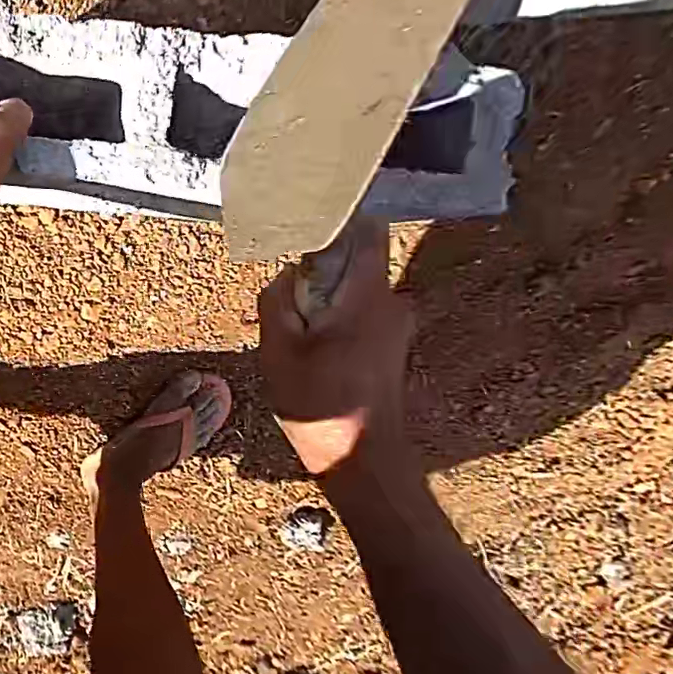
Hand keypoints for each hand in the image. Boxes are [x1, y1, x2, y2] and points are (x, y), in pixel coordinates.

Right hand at [257, 222, 414, 475]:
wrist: (358, 455)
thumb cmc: (317, 402)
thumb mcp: (277, 350)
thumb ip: (276, 301)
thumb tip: (285, 276)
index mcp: (367, 296)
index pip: (366, 229)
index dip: (336, 218)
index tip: (302, 223)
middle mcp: (392, 303)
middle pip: (355, 262)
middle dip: (317, 270)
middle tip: (285, 297)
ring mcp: (397, 326)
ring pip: (354, 291)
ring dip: (324, 300)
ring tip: (294, 332)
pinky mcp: (391, 345)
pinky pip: (360, 313)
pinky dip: (335, 319)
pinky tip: (312, 350)